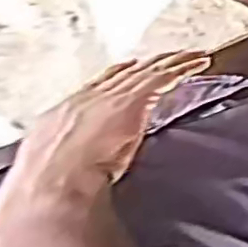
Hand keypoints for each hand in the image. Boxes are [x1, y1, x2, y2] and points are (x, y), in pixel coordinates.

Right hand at [0, 51, 209, 246]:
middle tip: (170, 56)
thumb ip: (71, 156)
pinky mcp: (132, 100)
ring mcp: (108, 98)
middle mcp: (83, 100)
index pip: (93, 88)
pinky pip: (164, 77)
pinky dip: (183, 68)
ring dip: (174, 62)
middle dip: (149, 64)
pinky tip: (199, 62)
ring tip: (195, 56)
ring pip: (148, 71)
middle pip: (123, 75)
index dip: (116, 76)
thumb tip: (79, 167)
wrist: (50, 189)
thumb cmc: (48, 190)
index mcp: (58, 116)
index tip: (131, 67)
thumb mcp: (52, 166)